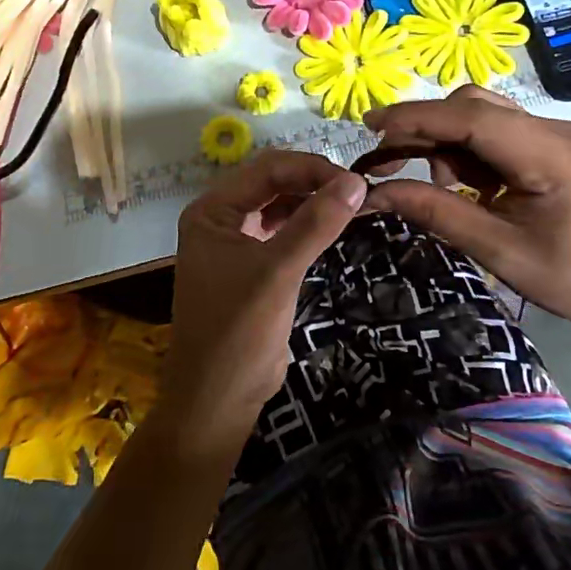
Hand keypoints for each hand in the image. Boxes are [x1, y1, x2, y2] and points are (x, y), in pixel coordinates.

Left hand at [165, 149, 366, 431]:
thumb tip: (356, 181)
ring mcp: (236, 243)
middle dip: (314, 181)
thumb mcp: (278, 273)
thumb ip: (315, 224)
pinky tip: (335, 226)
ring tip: (353, 205)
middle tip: (357, 192)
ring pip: (280, 205)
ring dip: (314, 202)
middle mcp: (221, 219)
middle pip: (273, 182)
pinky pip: (284, 231)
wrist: (217, 401)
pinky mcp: (253, 265)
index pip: (267, 169)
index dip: (311, 168)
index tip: (354, 182)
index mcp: (212, 211)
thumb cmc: (238, 333)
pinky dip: (309, 225)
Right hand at [361, 85, 570, 335]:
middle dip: (428, 132)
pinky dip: (473, 153)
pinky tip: (471, 187)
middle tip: (389, 164)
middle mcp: (560, 129)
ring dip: (450, 144)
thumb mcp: (499, 251)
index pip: (472, 118)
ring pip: (486, 117)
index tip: (370, 124)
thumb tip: (374, 193)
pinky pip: (502, 133)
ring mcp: (562, 134)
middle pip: (476, 108)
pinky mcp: (559, 145)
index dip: (416, 117)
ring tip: (442, 187)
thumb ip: (437, 213)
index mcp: (553, 154)